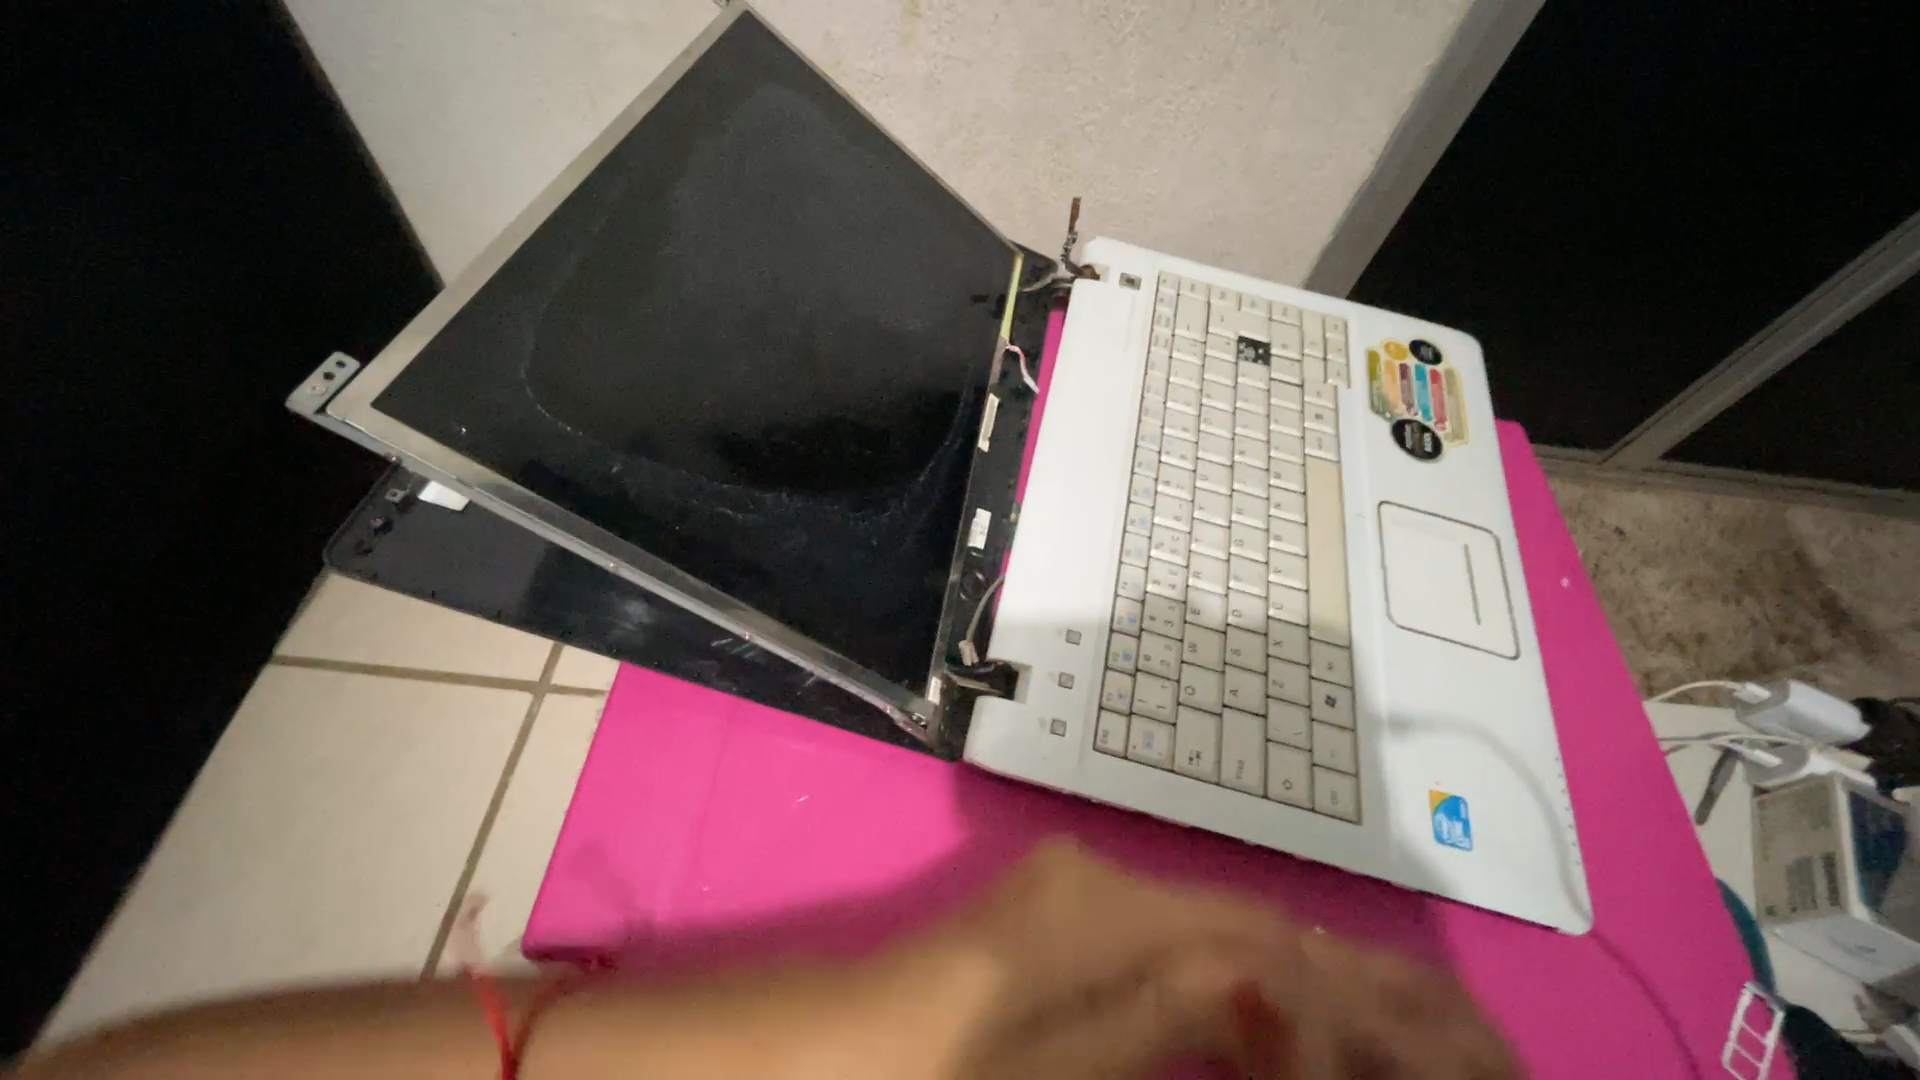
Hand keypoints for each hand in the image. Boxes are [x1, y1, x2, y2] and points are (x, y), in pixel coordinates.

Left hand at [900, 839, 1517, 1079]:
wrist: (832, 1038)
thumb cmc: (932, 1071)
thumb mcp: (1053, 1068)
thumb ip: (1161, 1017)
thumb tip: (1276, 984)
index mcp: (1101, 908)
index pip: (1258, 935)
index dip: (1351, 994)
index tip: (1446, 1049)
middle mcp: (1100, 875)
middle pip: (1250, 921)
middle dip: (1349, 984)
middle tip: (1467, 1044)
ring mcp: (1080, 885)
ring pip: (1219, 928)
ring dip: (1300, 984)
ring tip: (1406, 1037)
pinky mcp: (1067, 911)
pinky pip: (1173, 940)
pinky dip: (1233, 982)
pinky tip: (1278, 1026)